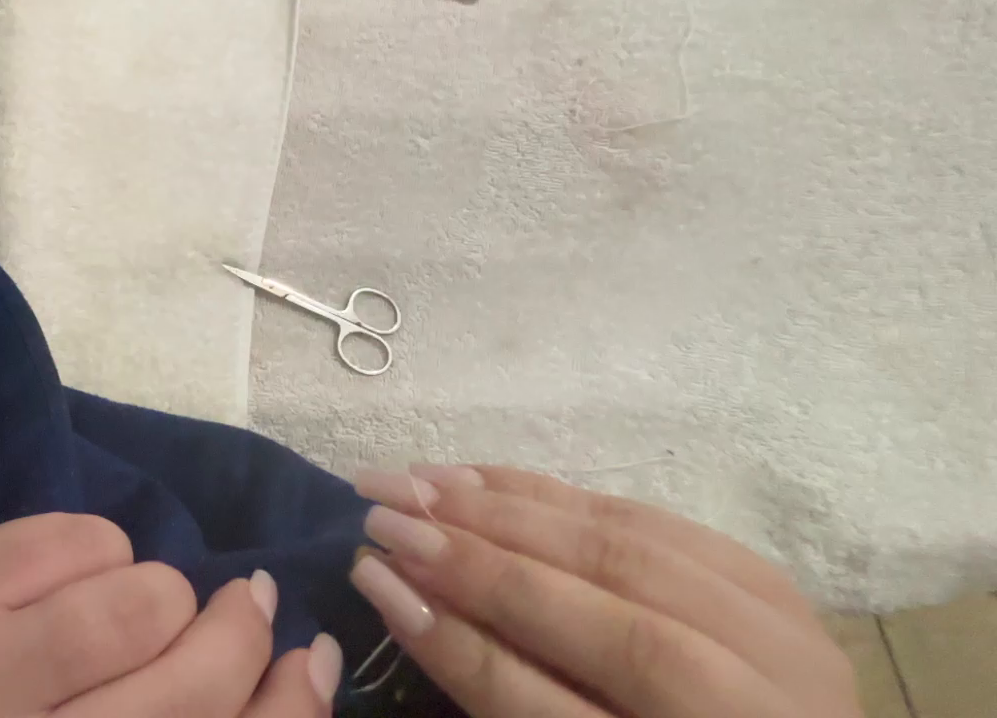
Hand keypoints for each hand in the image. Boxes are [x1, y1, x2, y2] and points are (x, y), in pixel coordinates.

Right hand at [345, 465, 864, 717]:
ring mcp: (793, 649)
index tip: (372, 576)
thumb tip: (394, 584)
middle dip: (480, 563)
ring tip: (415, 481)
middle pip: (618, 628)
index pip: (565, 716)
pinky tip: (476, 473)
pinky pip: (648, 518)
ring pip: (633, 557)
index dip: (461, 644)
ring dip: (506, 509)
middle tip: (382, 515)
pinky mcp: (772, 585)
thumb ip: (490, 679)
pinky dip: (551, 491)